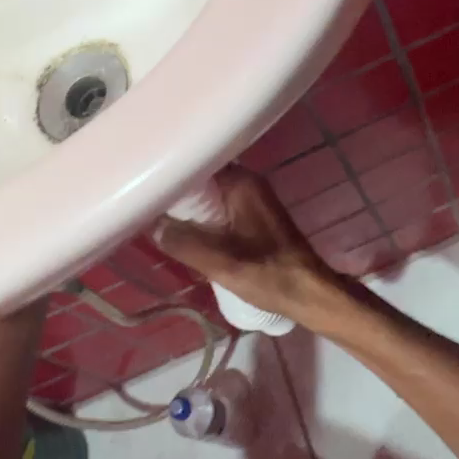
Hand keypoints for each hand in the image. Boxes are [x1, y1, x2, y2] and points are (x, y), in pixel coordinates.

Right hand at [156, 167, 345, 324]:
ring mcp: (252, 200)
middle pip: (201, 180)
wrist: (310, 295)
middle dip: (178, 193)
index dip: (172, 172)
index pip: (197, 164)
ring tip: (158, 218)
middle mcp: (247, 183)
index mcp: (241, 183)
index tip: (147, 183)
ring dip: (189, 209)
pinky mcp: (253, 218)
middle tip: (147, 204)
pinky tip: (186, 234)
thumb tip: (152, 225)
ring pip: (209, 198)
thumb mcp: (220, 262)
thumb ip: (183, 243)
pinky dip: (203, 219)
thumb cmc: (268, 274)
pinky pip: (219, 210)